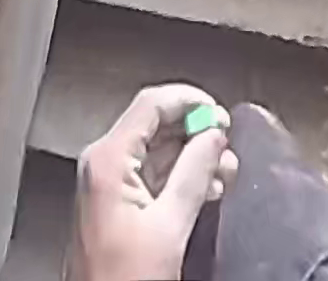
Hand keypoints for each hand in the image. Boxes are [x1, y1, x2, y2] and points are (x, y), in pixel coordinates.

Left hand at [68, 83, 240, 280]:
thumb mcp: (168, 228)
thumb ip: (193, 175)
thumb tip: (213, 135)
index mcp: (107, 158)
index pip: (150, 105)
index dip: (187, 100)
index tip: (216, 109)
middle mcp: (102, 161)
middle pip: (152, 123)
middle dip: (192, 127)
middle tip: (225, 135)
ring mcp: (107, 180)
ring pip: (154, 147)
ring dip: (191, 151)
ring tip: (224, 163)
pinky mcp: (115, 200)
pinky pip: (150, 171)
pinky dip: (179, 172)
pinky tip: (207, 183)